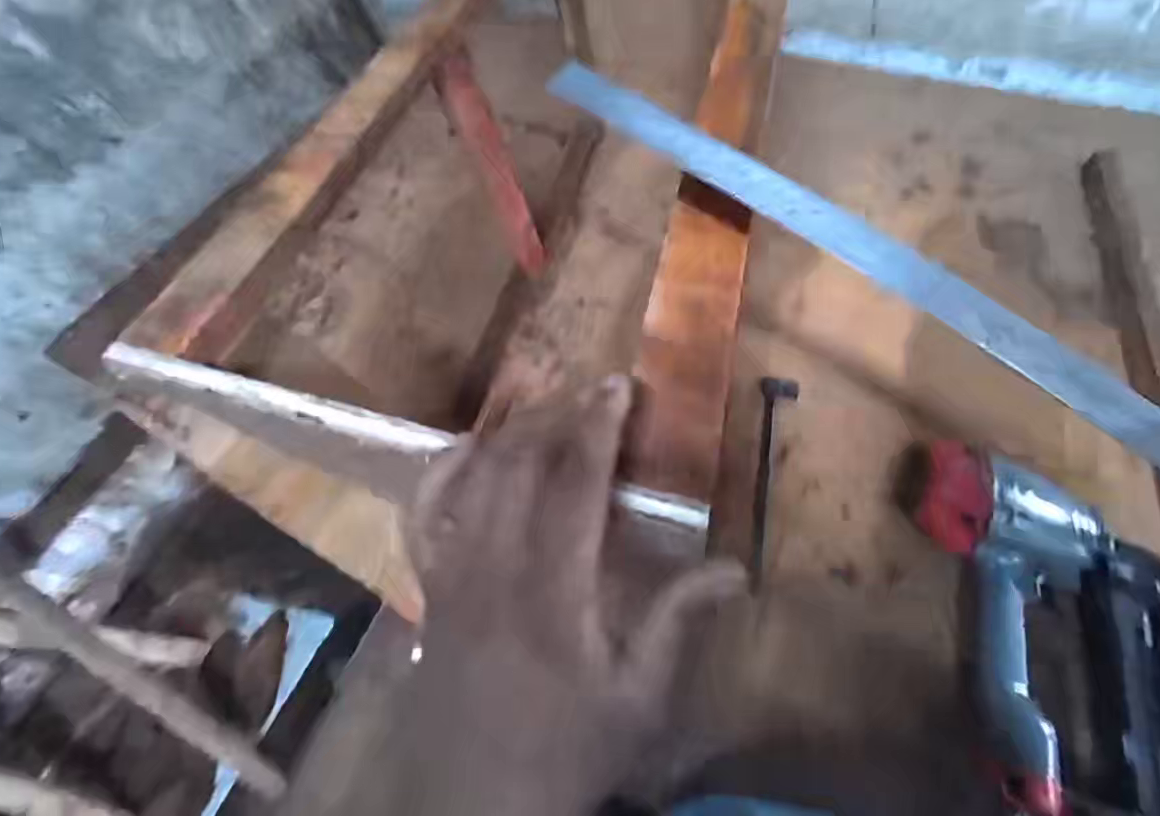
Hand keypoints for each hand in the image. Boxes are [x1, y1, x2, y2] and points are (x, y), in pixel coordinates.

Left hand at [383, 375, 746, 815]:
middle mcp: (498, 564)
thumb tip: (736, 568)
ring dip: (509, 430)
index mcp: (556, 589)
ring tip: (541, 403)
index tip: (618, 385)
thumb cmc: (567, 747)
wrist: (476, 800)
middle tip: (586, 391)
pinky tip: (465, 444)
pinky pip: (424, 511)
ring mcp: (454, 570)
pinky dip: (442, 469)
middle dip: (557, 414)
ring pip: (476, 476)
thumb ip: (678, 622)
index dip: (599, 427)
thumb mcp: (638, 698)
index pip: (578, 484)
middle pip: (521, 463)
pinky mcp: (429, 583)